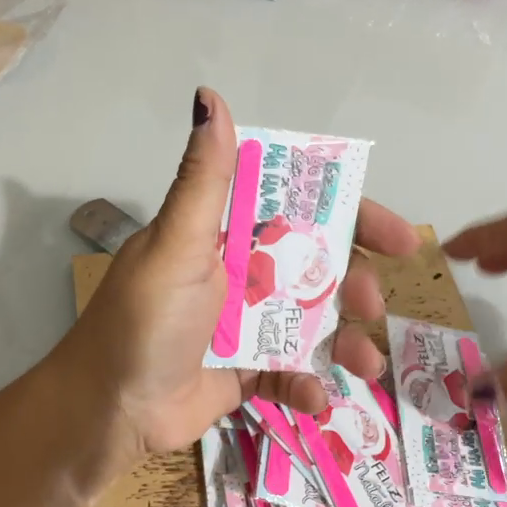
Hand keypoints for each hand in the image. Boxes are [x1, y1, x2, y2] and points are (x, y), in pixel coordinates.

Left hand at [52, 88, 419, 458]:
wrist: (109, 409)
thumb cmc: (145, 321)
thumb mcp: (176, 245)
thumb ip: (204, 180)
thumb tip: (209, 97)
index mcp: (223, 235)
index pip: (298, 210)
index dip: (351, 216)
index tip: (397, 237)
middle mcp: (239, 274)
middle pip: (316, 267)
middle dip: (355, 282)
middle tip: (374, 303)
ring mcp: (245, 326)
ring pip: (313, 322)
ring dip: (346, 340)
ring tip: (364, 362)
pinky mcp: (244, 373)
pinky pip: (290, 373)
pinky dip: (308, 385)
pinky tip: (316, 397)